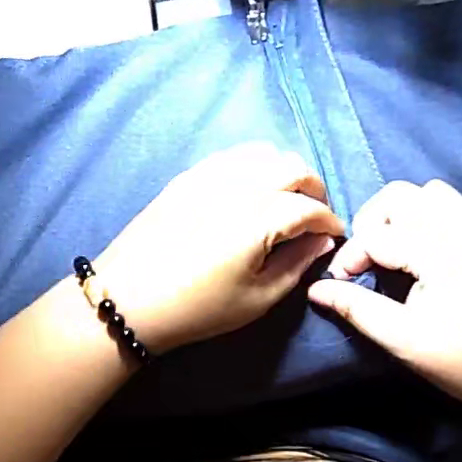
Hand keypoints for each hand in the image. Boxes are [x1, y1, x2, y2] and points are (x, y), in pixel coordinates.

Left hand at [95, 143, 344, 351]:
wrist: (128, 299)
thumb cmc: (197, 308)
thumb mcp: (257, 298)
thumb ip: (296, 264)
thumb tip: (320, 241)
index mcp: (260, 216)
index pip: (311, 207)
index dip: (329, 222)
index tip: (333, 236)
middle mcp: (239, 183)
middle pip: (294, 167)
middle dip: (314, 189)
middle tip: (313, 217)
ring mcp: (210, 173)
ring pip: (264, 152)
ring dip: (285, 171)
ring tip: (285, 199)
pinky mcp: (188, 175)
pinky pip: (233, 155)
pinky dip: (254, 165)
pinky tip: (251, 190)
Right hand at [307, 179, 461, 437]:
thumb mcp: (404, 340)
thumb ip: (357, 308)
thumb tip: (316, 289)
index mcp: (439, 247)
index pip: (376, 234)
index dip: (349, 257)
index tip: (338, 286)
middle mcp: (461, 227)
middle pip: (401, 195)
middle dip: (371, 222)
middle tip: (362, 261)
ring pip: (432, 195)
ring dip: (403, 215)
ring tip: (392, 252)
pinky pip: (460, 209)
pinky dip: (436, 218)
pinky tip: (431, 251)